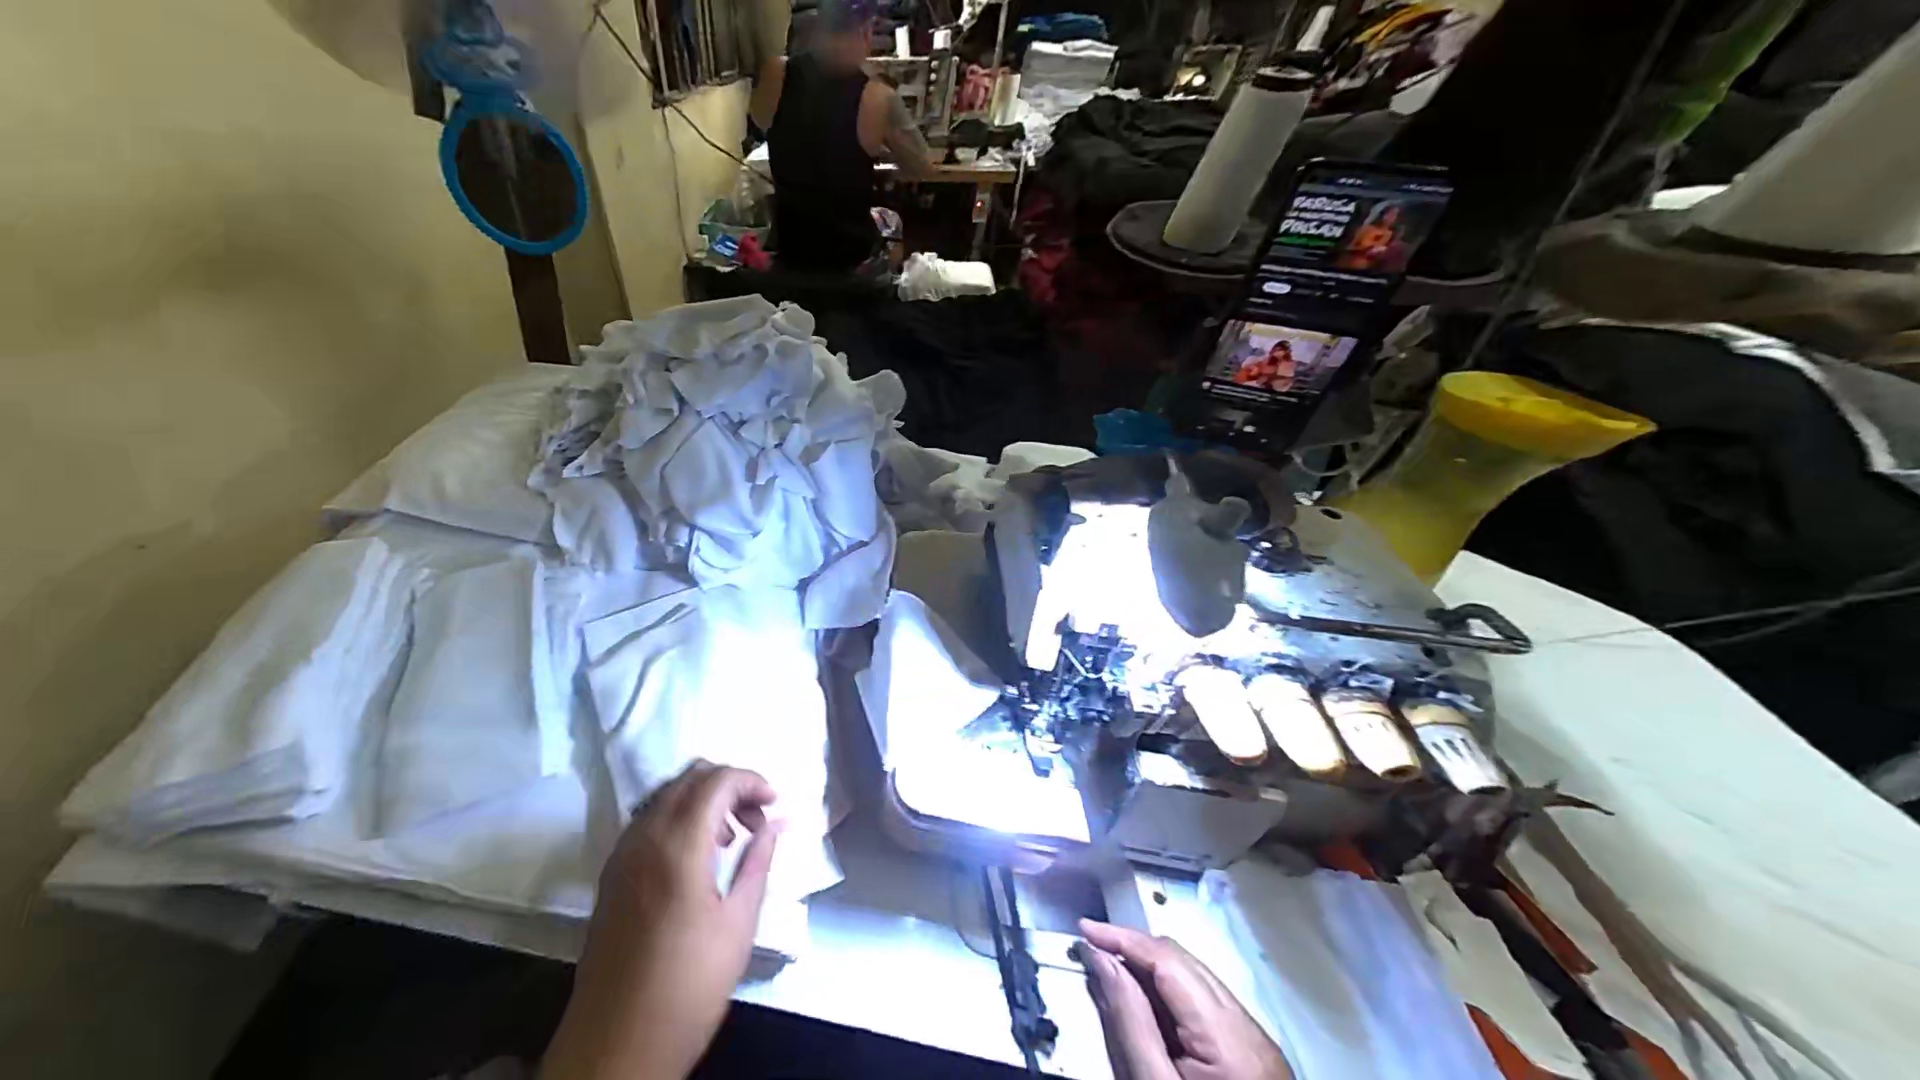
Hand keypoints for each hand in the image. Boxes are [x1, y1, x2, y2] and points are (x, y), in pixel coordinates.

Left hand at [542, 763, 781, 1079]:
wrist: (615, 1046)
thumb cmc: (689, 985)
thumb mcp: (739, 922)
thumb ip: (759, 860)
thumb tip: (778, 822)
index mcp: (678, 845)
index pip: (717, 780)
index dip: (752, 781)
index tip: (775, 804)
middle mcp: (643, 838)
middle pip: (689, 778)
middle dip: (729, 785)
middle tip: (757, 817)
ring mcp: (621, 855)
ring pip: (666, 796)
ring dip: (703, 800)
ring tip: (732, 838)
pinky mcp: (611, 875)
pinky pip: (648, 821)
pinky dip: (679, 819)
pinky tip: (698, 856)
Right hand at [1079, 920, 1292, 1079]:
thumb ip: (1130, 1020)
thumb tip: (1103, 961)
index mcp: (1229, 1039)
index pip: (1169, 961)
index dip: (1124, 939)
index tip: (1084, 930)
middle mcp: (1250, 1028)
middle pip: (1185, 962)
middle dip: (1136, 948)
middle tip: (1092, 948)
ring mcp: (1258, 1040)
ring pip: (1196, 976)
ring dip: (1152, 966)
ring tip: (1111, 968)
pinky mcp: (1256, 1053)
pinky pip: (1206, 1001)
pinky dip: (1171, 990)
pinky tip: (1145, 1000)